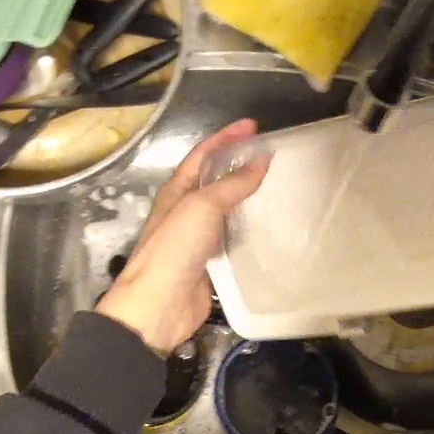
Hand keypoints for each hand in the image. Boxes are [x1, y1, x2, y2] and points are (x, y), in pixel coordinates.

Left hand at [96, 119, 270, 354]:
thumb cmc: (174, 250)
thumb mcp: (202, 207)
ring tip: (275, 190)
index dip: (227, 138)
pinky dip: (248, 232)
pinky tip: (266, 231)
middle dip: (238, 165)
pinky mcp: (209, 265)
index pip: (203, 155)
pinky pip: (231, 242)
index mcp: (176, 192)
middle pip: (214, 181)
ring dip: (245, 199)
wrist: (159, 306)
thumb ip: (232, 184)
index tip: (254, 127)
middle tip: (270, 157)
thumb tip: (261, 159)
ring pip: (224, 212)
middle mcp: (185, 212)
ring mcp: (196, 240)